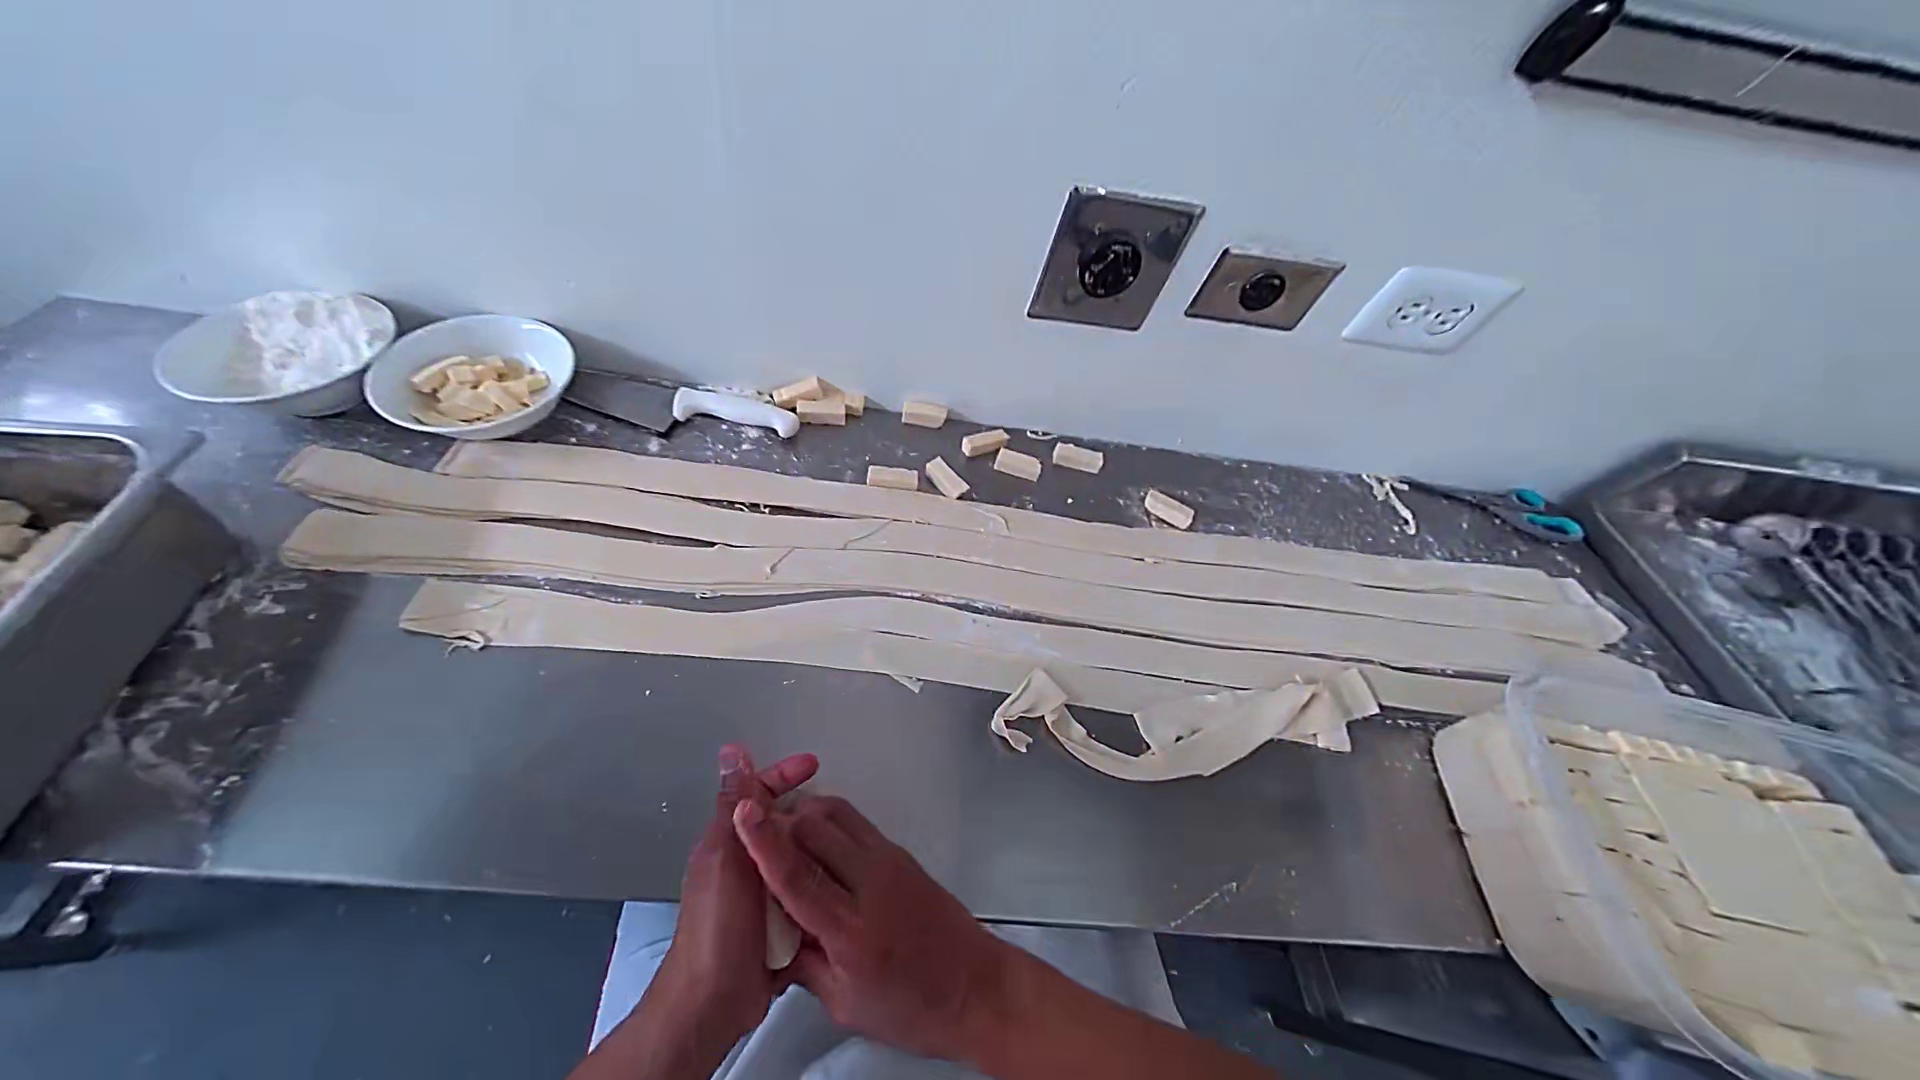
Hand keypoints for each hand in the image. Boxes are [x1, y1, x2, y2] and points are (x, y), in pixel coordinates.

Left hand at [647, 745, 819, 1043]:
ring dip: (814, 847)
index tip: (814, 766)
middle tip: (837, 809)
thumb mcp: (727, 855)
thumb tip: (731, 751)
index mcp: (726, 841)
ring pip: (793, 855)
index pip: (757, 793)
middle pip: (778, 822)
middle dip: (806, 811)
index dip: (785, 774)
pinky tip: (839, 879)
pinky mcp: (776, 920)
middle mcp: (742, 862)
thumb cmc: (717, 926)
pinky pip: (801, 888)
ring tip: (844, 841)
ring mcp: (758, 893)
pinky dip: (817, 881)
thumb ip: (735, 806)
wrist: (715, 1001)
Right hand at [730, 793, 1023, 1063]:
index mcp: (852, 930)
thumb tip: (775, 936)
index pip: (797, 874)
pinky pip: (856, 823)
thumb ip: (804, 962)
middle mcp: (873, 884)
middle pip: (814, 828)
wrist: (976, 988)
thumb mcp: (845, 1003)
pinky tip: (817, 839)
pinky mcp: (901, 854)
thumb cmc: (919, 1005)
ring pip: (837, 814)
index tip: (744, 814)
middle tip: (754, 829)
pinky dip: (830, 820)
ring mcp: (890, 862)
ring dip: (805, 814)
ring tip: (782, 829)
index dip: (765, 841)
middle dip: (778, 822)